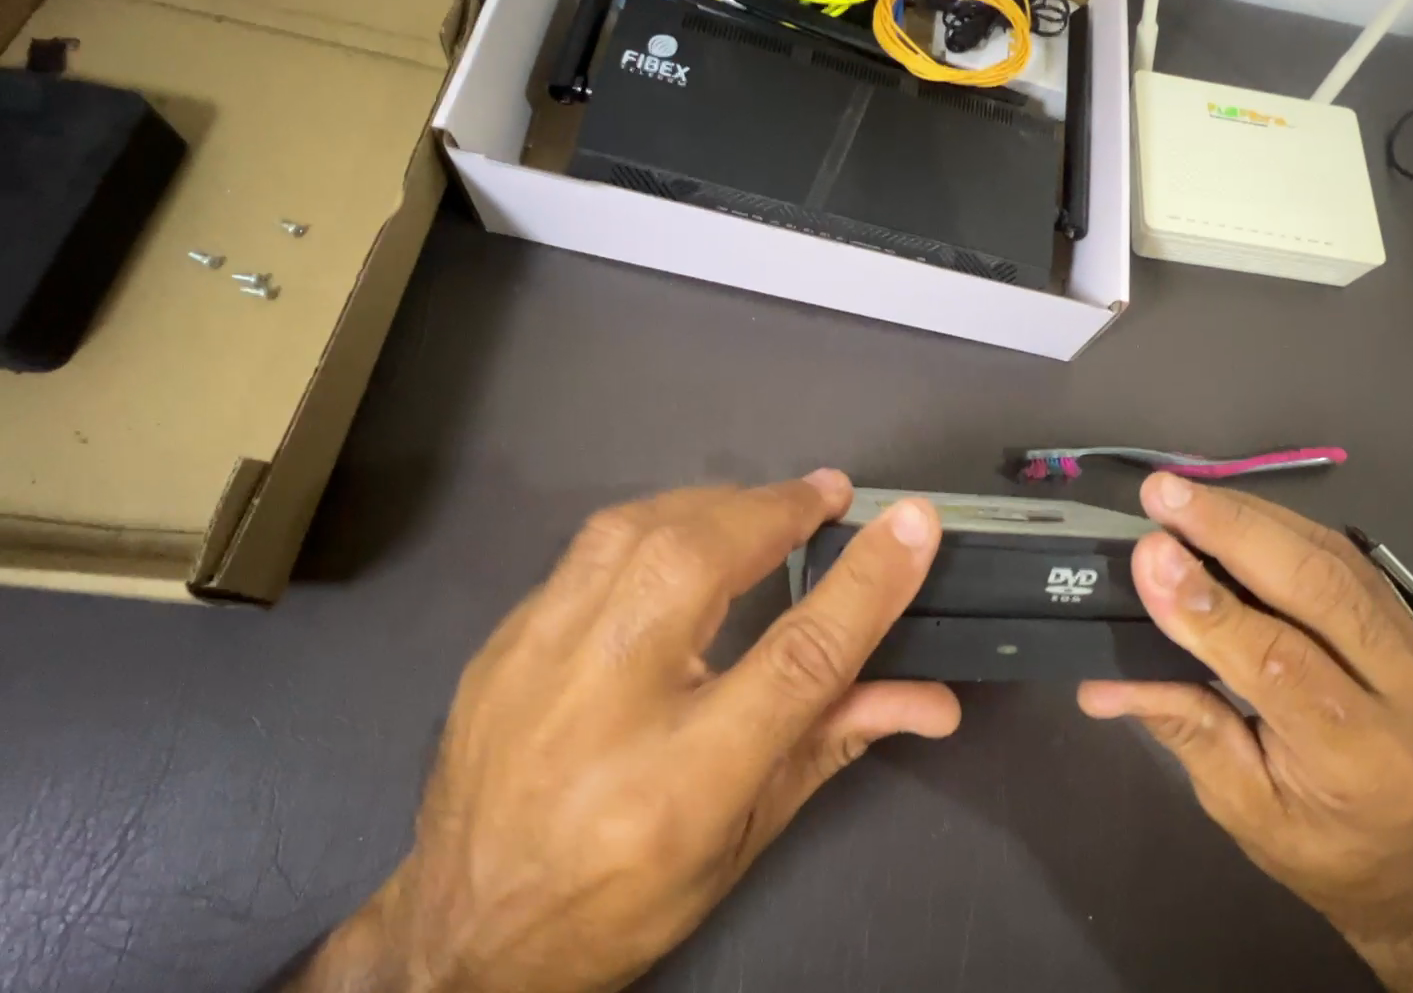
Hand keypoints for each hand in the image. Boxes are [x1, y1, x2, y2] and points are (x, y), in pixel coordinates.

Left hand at [291, 473, 956, 992]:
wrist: (464, 934)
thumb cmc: (628, 896)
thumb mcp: (750, 834)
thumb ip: (837, 742)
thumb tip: (934, 699)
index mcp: (682, 782)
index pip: (797, 658)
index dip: (865, 583)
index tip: (912, 525)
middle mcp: (602, 710)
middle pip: (697, 563)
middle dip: (776, 510)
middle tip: (828, 494)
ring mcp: (534, 667)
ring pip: (633, 535)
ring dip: (717, 501)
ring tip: (765, 504)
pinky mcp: (501, 645)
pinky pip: (588, 552)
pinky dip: (657, 525)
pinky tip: (687, 535)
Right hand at [1078, 474, 1412, 946]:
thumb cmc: (1322, 847)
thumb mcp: (1243, 806)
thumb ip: (1185, 731)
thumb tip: (1099, 684)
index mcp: (1360, 758)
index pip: (1278, 664)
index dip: (1210, 607)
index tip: (1149, 555)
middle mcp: (1405, 691)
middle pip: (1319, 588)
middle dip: (1233, 531)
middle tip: (1162, 494)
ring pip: (1334, 558)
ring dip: (1253, 516)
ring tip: (1184, 494)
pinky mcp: (1409, 623)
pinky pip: (1344, 558)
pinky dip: (1280, 526)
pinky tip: (1231, 511)